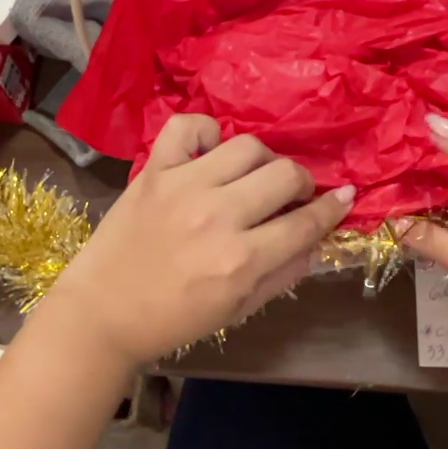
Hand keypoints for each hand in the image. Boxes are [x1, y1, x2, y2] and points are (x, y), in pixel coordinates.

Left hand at [42, 114, 353, 365]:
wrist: (103, 314)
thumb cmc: (173, 321)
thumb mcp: (237, 310)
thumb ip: (282, 276)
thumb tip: (315, 243)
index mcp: (241, 260)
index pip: (305, 223)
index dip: (333, 209)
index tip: (345, 198)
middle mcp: (217, 216)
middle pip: (284, 175)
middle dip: (300, 184)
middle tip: (292, 196)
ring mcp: (183, 187)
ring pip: (247, 146)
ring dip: (262, 161)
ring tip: (253, 177)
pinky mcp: (152, 171)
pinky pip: (188, 127)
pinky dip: (206, 133)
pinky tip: (210, 155)